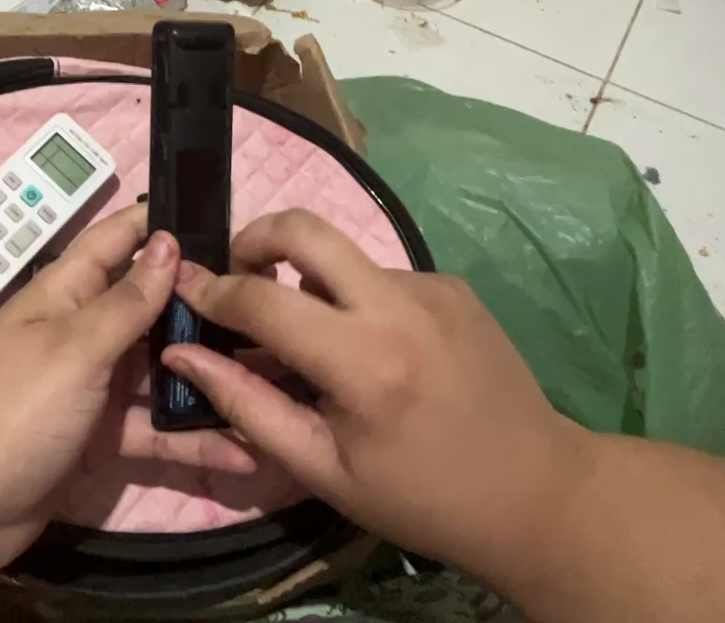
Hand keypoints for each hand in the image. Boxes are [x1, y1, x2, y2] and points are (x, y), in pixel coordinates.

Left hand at [0, 204, 254, 576]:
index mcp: (67, 292)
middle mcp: (83, 330)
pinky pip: (155, 428)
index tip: (219, 217)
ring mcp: (94, 385)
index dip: (159, 223)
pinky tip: (245, 448)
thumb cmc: (14, 409)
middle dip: (200, 302)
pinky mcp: (103, 436)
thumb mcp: (74, 348)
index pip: (117, 240)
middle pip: (149, 305)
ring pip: (160, 368)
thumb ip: (127, 300)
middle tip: (268, 303)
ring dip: (206, 373)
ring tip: (274, 373)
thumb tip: (167, 241)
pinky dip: (193, 439)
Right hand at [161, 210, 593, 572]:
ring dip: (308, 278)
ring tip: (314, 334)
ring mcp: (431, 286)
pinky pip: (377, 273)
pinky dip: (353, 296)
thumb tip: (182, 353)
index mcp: (364, 364)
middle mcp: (398, 307)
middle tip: (239, 271)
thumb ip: (246, 404)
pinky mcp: (451, 283)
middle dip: (255, 237)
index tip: (185, 286)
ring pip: (340, 254)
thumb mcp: (322, 468)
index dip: (213, 290)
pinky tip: (372, 346)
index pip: (264, 300)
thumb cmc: (420, 496)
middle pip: (305, 228)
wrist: (541, 494)